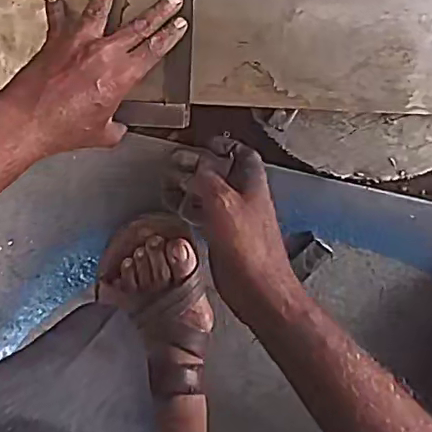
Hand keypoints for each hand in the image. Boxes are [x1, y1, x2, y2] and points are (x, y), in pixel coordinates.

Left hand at [0, 0, 185, 160]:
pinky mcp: (55, 42)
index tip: (179, 23)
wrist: (26, 121)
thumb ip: (114, 128)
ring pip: (99, 10)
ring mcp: (78, 43)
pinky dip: (57, 8)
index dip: (170, 35)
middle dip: (159, 10)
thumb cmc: (61, 129)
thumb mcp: (99, 134)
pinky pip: (57, 20)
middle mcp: (103, 53)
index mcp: (121, 76)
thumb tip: (117, 129)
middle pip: (138, 25)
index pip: (154, 50)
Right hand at [169, 137, 302, 320]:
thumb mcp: (223, 202)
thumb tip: (193, 166)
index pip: (242, 152)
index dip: (223, 144)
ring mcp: (236, 219)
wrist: (258, 290)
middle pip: (223, 172)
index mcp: (252, 183)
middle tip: (179, 162)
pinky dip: (191, 209)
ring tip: (173, 182)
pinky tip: (179, 210)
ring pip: (212, 194)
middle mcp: (246, 198)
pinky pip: (206, 216)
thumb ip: (206, 179)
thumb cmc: (251, 250)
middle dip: (201, 165)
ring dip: (193, 187)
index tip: (203, 142)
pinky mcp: (225, 238)